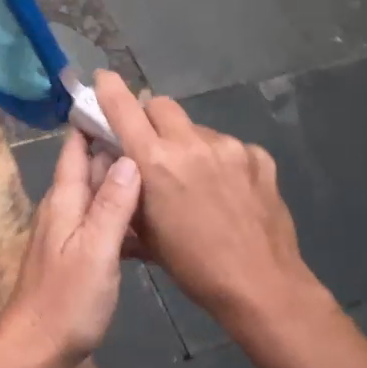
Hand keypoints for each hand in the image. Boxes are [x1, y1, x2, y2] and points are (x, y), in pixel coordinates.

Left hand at [0, 126, 142, 367]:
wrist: (38, 342)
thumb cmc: (68, 296)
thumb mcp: (96, 250)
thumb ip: (112, 205)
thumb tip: (128, 158)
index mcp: (64, 199)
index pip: (76, 148)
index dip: (92, 123)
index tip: (118, 101)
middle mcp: (63, 206)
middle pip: (90, 168)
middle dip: (116, 148)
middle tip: (154, 134)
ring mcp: (69, 229)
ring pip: (99, 194)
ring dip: (124, 182)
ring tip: (163, 172)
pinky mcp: (78, 252)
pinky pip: (103, 221)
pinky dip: (124, 215)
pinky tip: (151, 223)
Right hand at [94, 71, 331, 330]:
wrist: (264, 288)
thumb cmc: (193, 265)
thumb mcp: (144, 230)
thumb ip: (125, 187)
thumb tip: (113, 162)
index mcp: (154, 160)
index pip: (123, 107)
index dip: (109, 88)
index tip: (102, 79)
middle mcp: (190, 143)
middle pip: (161, 105)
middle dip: (151, 118)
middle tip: (154, 146)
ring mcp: (229, 148)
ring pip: (195, 127)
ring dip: (188, 143)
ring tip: (198, 179)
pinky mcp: (259, 158)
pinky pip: (229, 147)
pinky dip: (221, 160)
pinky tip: (229, 190)